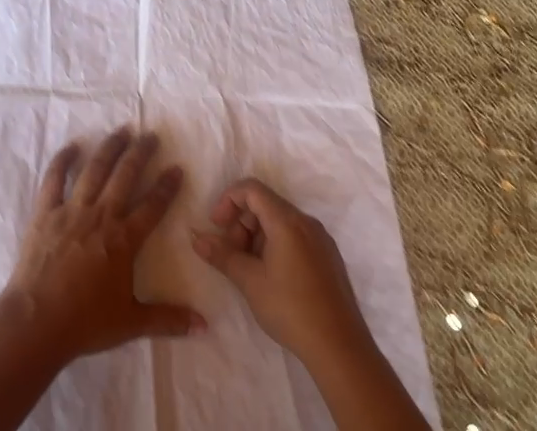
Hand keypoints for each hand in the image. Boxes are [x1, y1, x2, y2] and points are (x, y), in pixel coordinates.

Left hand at [0, 128, 202, 363]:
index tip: (177, 168)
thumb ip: (168, 319)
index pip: (152, 206)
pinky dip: (63, 160)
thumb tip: (204, 326)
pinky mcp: (45, 213)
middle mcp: (101, 216)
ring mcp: (71, 211)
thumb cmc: (86, 321)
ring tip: (122, 130)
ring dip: (110, 148)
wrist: (37, 321)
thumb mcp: (132, 322)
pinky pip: (54, 179)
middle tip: (151, 135)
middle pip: (125, 176)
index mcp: (124, 239)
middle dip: (141, 153)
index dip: (167, 186)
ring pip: (95, 170)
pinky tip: (72, 146)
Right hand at [191, 178, 371, 365]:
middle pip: (266, 205)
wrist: (339, 346)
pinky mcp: (327, 257)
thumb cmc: (290, 308)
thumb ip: (222, 255)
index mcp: (287, 222)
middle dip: (241, 223)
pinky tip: (270, 277)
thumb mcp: (250, 281)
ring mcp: (320, 240)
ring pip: (280, 222)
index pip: (252, 189)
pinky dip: (275, 246)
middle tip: (230, 255)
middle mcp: (307, 222)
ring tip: (248, 270)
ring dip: (256, 237)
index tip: (216, 226)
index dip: (228, 200)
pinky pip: (295, 237)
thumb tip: (197, 238)